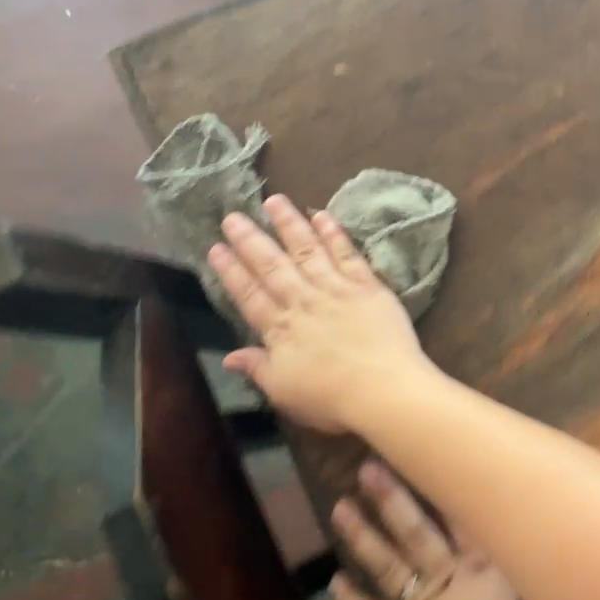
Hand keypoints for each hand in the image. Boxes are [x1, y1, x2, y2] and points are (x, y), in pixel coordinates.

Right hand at [209, 195, 442, 431]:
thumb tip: (229, 356)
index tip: (216, 248)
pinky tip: (322, 215)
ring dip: (290, 224)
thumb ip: (258, 368)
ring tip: (274, 201)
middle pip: (273, 266)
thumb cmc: (332, 398)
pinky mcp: (368, 285)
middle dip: (251, 240)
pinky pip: (348, 253)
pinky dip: (334, 233)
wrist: (383, 388)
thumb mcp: (284, 392)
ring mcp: (337, 290)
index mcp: (281, 330)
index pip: (249, 295)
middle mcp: (304, 302)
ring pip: (308, 251)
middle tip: (233, 215)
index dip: (231, 272)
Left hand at [331, 462, 563, 599]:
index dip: (459, 492)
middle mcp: (446, 577)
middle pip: (417, 531)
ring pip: (388, 562)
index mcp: (483, 572)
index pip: (471, 523)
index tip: (443, 457)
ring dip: (363, 535)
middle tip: (367, 466)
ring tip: (340, 506)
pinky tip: (334, 582)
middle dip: (394, 499)